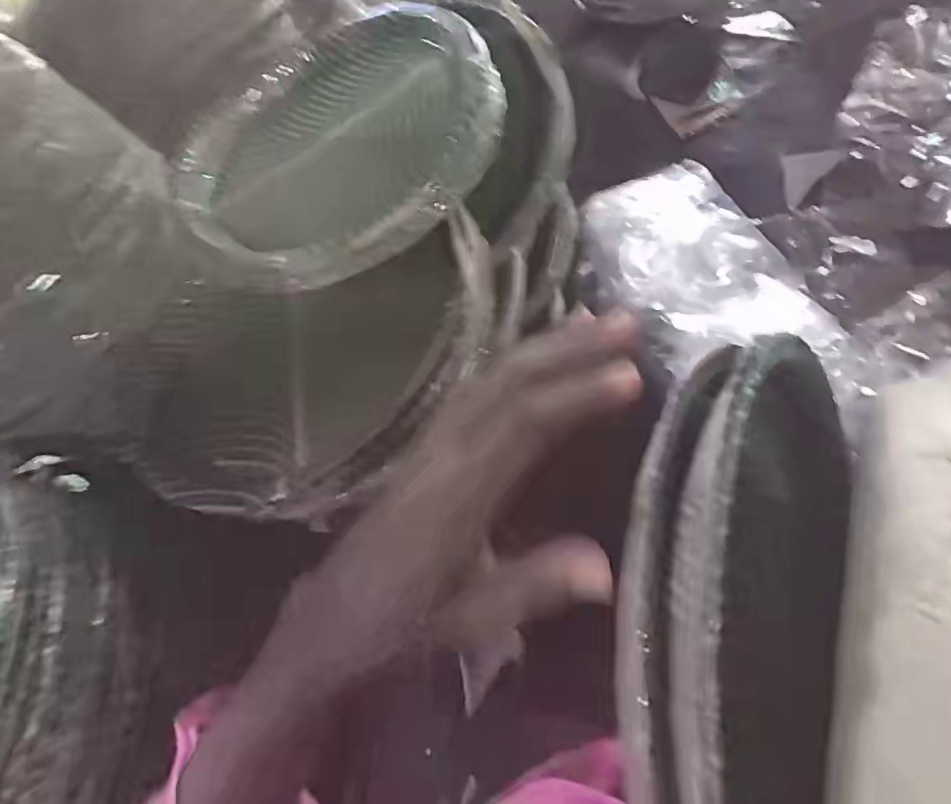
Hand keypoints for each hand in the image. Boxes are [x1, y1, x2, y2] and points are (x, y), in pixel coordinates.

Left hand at [181, 313, 643, 803]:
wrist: (320, 626)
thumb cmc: (392, 630)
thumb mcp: (462, 625)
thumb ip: (531, 590)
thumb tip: (607, 570)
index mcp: (455, 492)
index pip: (523, 425)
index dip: (576, 395)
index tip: (630, 375)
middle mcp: (445, 449)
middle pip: (510, 380)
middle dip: (571, 347)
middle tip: (627, 323)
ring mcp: (434, 439)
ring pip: (495, 373)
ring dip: (547, 343)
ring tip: (596, 319)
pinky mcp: (431, 441)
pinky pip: (481, 385)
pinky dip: (520, 359)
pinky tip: (543, 350)